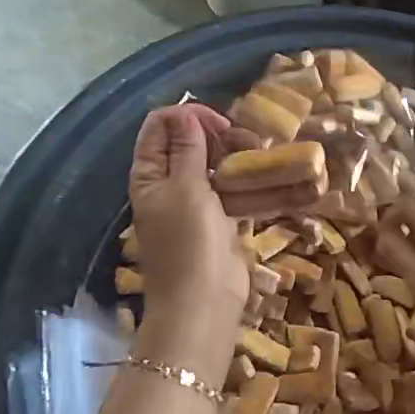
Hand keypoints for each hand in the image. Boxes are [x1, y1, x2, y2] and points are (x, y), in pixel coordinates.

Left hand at [129, 105, 248, 328]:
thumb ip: (188, 149)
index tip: (221, 125)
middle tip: (246, 142)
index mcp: (149, 174)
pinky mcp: (218, 221)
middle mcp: (168, 185)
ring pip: (213, 167)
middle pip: (188, 144)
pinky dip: (244, 182)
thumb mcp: (187, 188)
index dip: (188, 117)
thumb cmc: (190, 241)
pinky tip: (265, 177)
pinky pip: (230, 191)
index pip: (160, 126)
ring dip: (234, 157)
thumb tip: (184, 113)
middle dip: (216, 135)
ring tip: (261, 156)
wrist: (204, 300)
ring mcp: (194, 204)